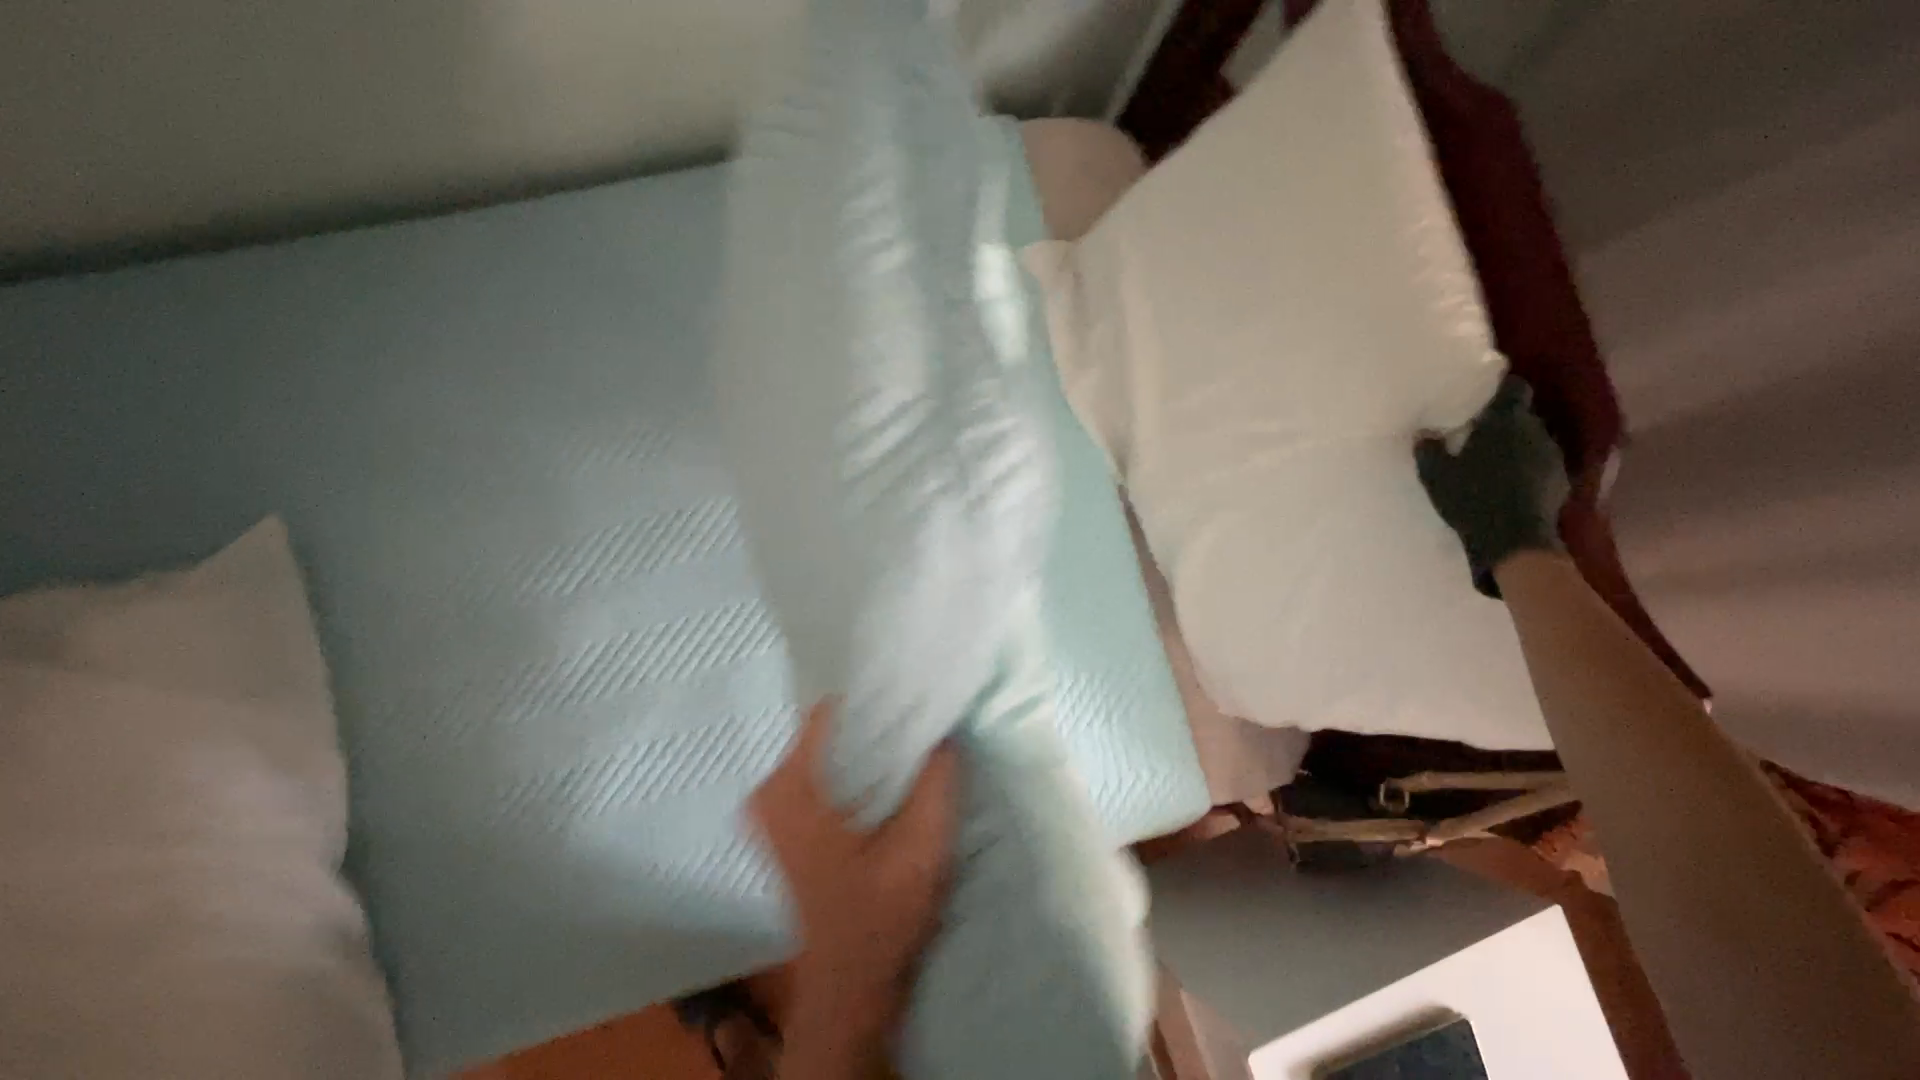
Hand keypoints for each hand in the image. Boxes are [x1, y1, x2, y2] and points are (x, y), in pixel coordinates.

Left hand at [750, 701, 958, 1072]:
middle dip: (871, 723)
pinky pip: (816, 777)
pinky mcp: (780, 830)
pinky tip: (883, 782)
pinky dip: (849, 773)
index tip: (910, 693)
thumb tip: (945, 732)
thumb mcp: (922, 848)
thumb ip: (937, 782)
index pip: (828, 712)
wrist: (848, 985)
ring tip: (906, 749)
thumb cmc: (880, 916)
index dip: (872, 700)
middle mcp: (768, 792)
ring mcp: (768, 813)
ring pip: (821, 754)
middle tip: (916, 722)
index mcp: (791, 789)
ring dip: (862, 750)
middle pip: (824, 731)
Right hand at [1415, 374, 1569, 595]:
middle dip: (1507, 418)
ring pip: (1535, 438)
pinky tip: (1514, 481)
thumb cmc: (1472, 500)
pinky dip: (1529, 466)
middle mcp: (1535, 431)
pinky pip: (1543, 463)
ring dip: (1519, 443)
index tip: (1488, 393)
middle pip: (1524, 413)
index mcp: (1505, 422)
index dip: (1503, 387)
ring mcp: (1552, 456)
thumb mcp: (1437, 477)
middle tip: (1484, 430)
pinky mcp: (1562, 480)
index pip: (1514, 388)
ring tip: (1498, 458)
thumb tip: (1423, 434)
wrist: (1514, 542)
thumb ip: (1429, 451)